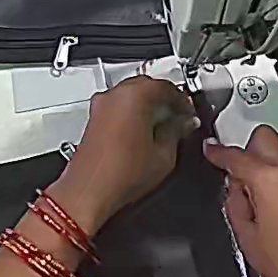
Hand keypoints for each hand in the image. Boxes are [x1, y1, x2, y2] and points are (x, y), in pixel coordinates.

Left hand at [51, 77, 197, 231]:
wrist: (89, 191)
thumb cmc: (118, 175)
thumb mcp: (164, 155)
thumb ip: (176, 132)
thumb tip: (180, 125)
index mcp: (135, 96)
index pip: (166, 87)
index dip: (182, 100)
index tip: (188, 111)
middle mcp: (115, 96)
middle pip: (146, 85)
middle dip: (164, 98)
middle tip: (178, 115)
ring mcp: (101, 106)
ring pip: (130, 93)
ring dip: (147, 104)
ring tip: (162, 124)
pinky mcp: (94, 118)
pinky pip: (118, 105)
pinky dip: (132, 111)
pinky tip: (142, 131)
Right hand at [205, 126, 277, 276]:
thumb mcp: (248, 240)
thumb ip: (234, 207)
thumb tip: (234, 195)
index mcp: (269, 180)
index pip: (235, 155)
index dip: (218, 152)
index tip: (211, 151)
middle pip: (264, 138)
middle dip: (245, 149)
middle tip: (233, 175)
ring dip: (262, 170)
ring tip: (253, 206)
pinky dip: (277, 185)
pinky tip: (271, 214)